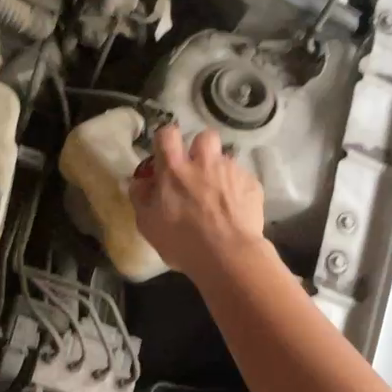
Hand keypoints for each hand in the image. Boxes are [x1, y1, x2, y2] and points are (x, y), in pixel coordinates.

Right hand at [130, 124, 268, 279]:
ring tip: (219, 194)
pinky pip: (243, 179)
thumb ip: (140, 198)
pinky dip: (238, 190)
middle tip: (198, 170)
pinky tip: (235, 210)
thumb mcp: (148, 225)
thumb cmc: (182, 242)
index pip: (167, 134)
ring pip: (226, 159)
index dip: (167, 140)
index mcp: (174, 169)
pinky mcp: (252, 184)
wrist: (229, 256)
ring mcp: (231, 171)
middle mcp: (204, 163)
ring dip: (220, 171)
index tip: (167, 154)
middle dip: (201, 148)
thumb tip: (138, 182)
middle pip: (204, 136)